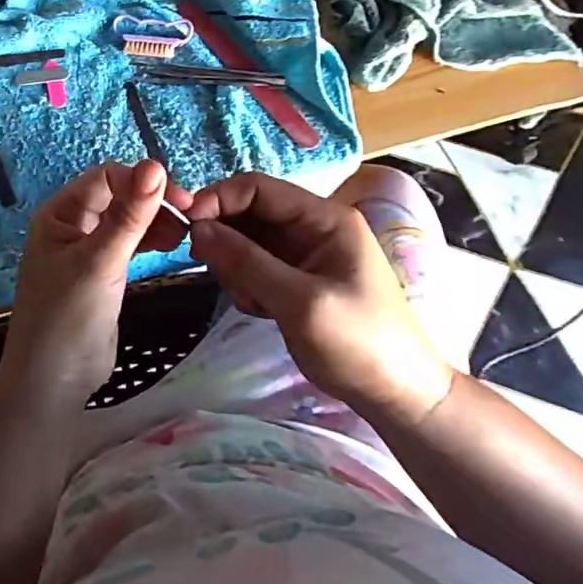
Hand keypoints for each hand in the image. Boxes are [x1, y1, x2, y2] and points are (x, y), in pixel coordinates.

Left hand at [2, 161, 193, 402]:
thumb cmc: (68, 318)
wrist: (52, 383)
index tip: (183, 202)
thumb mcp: (100, 263)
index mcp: (60, 214)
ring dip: (154, 221)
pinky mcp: (101, 273)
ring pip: (126, 219)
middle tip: (189, 222)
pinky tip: (171, 247)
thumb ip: (129, 215)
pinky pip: (127, 243)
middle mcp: (70, 225)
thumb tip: (155, 164)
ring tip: (182, 238)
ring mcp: (85, 249)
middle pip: (118, 195)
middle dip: (152, 202)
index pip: (106, 178)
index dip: (144, 182)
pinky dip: (149, 240)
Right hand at [184, 172, 453, 421]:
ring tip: (253, 300)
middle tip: (218, 272)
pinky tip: (260, 310)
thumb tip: (197, 229)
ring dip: (234, 266)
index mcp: (325, 218)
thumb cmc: (358, 344)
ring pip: (243, 241)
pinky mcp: (291, 279)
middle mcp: (310, 228)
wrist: (394, 395)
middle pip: (247, 212)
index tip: (188, 227)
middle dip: (225, 238)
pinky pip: (250, 266)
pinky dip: (243, 284)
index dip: (219, 199)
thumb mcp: (301, 303)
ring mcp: (301, 254)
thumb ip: (247, 262)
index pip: (259, 188)